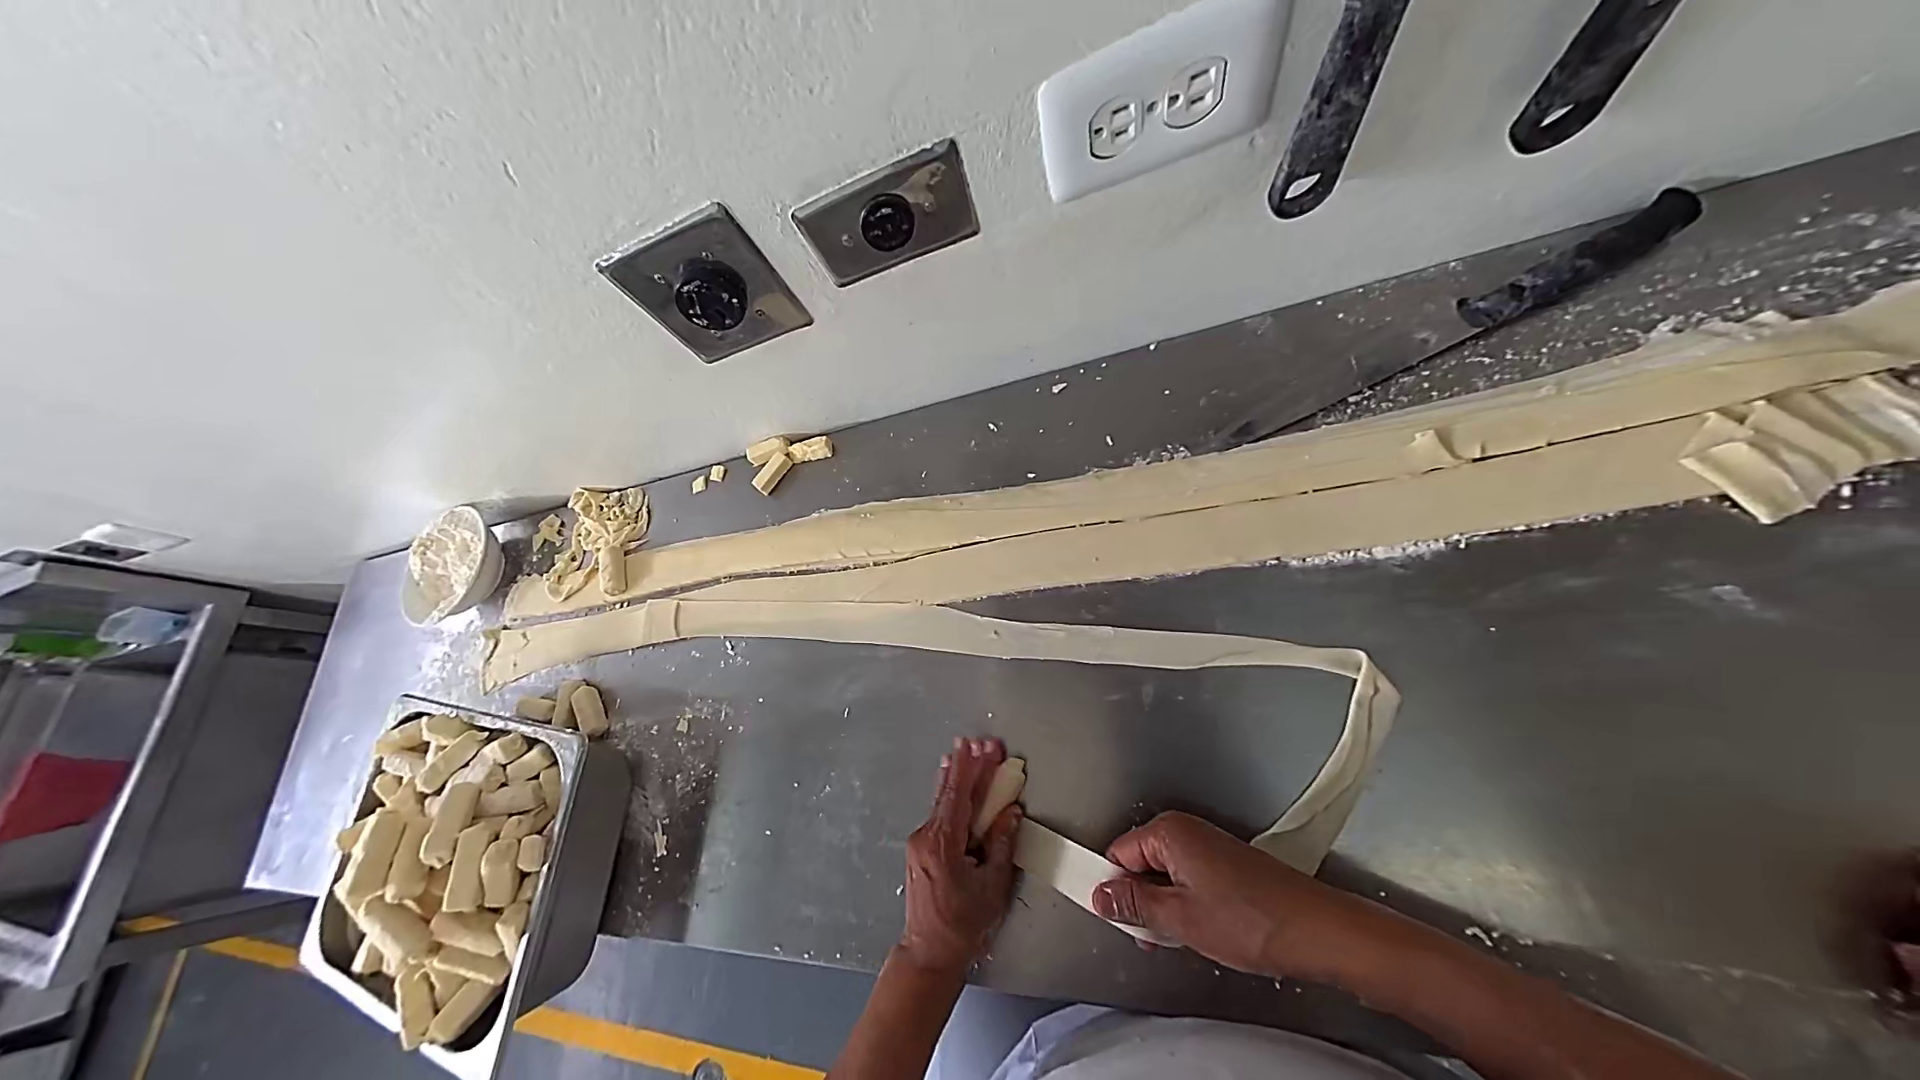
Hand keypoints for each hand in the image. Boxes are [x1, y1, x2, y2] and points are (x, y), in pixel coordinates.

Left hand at [897, 736, 1021, 974]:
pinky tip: (957, 785)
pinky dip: (952, 797)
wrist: (929, 953)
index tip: (979, 746)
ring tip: (969, 753)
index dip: (971, 769)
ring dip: (959, 778)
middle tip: (984, 744)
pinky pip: (940, 815)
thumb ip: (1001, 845)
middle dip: (968, 766)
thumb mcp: (992, 886)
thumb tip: (1010, 814)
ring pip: (943, 802)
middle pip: (950, 793)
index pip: (959, 796)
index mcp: (942, 844)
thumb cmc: (962, 926)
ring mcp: (919, 842)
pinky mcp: (920, 848)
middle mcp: (925, 837)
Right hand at [1090, 811, 1387, 981]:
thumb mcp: (1178, 918)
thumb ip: (1133, 904)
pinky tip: (1202, 930)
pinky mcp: (1224, 864)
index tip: (1114, 915)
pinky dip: (1186, 904)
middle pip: (1139, 863)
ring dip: (1164, 906)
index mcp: (1169, 832)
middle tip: (1152, 934)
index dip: (1113, 888)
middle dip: (1140, 900)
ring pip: (1164, 875)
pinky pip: (1187, 880)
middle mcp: (1187, 831)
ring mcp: (1208, 846)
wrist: (1318, 932)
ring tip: (1184, 935)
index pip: (1117, 853)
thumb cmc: (1256, 919)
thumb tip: (1103, 896)